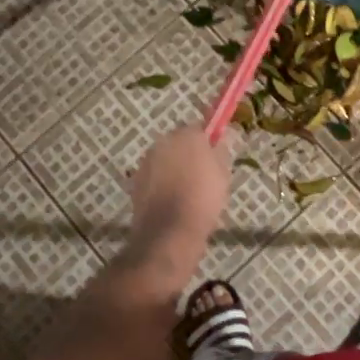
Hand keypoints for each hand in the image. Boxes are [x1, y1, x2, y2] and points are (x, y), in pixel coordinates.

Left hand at [127, 126, 231, 255]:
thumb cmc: (203, 199)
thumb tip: (221, 139)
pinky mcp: (136, 180)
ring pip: (166, 159)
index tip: (216, 155)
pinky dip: (162, 183)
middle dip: (190, 153)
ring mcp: (147, 161)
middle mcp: (163, 142)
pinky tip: (172, 201)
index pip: (200, 128)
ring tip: (188, 191)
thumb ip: (221, 151)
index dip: (208, 140)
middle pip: (180, 142)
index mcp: (187, 136)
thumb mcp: (223, 174)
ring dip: (175, 168)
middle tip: (204, 175)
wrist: (170, 231)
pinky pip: (155, 176)